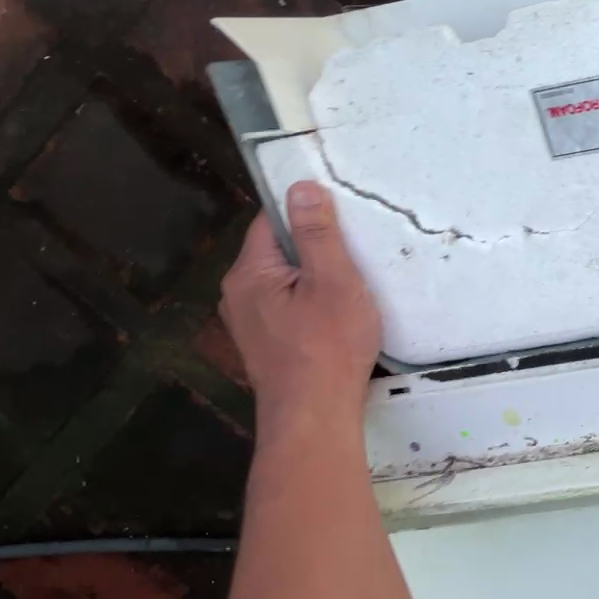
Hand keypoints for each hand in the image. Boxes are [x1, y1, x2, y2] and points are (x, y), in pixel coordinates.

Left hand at [220, 181, 381, 439]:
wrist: (314, 411)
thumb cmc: (328, 343)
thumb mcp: (334, 281)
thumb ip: (318, 235)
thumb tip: (302, 187)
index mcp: (249, 273)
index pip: (272, 222)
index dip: (306, 211)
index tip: (344, 210)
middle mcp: (238, 293)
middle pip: (279, 251)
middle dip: (315, 244)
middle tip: (360, 244)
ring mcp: (250, 320)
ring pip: (285, 279)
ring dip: (316, 273)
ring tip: (356, 275)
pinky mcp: (266, 341)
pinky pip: (289, 303)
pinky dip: (313, 297)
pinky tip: (341, 308)